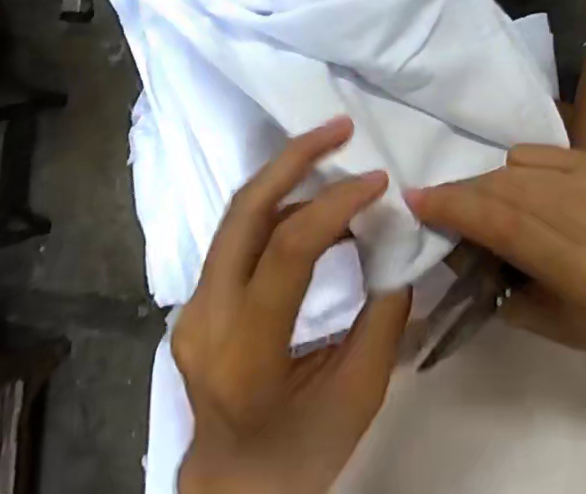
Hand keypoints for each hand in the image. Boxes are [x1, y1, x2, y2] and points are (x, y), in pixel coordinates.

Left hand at [176, 118, 413, 493]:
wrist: (232, 488)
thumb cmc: (300, 453)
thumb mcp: (358, 396)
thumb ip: (382, 315)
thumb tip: (393, 240)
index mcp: (246, 355)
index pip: (286, 251)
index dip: (334, 204)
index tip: (377, 182)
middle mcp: (205, 319)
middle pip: (243, 212)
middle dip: (293, 158)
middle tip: (338, 127)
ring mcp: (192, 306)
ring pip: (236, 217)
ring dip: (285, 176)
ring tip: (334, 154)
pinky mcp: (196, 298)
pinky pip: (238, 237)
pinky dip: (279, 210)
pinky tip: (316, 206)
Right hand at [405, 144, 585, 371]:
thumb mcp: (535, 318)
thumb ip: (487, 274)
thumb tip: (444, 230)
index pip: (507, 225)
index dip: (457, 207)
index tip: (416, 199)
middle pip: (507, 189)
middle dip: (461, 193)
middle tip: (434, 203)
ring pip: (515, 168)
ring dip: (483, 183)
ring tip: (476, 202)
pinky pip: (534, 152)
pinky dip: (513, 168)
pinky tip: (519, 191)